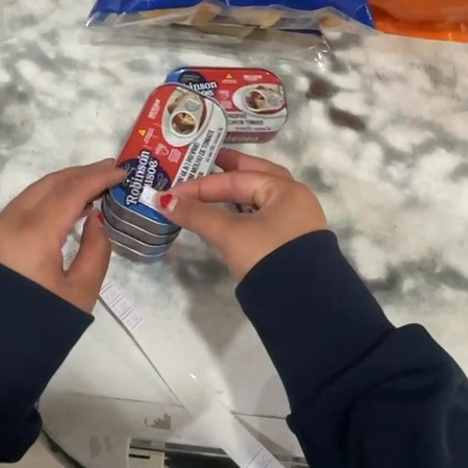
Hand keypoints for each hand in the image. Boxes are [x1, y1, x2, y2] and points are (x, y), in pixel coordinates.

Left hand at [0, 161, 123, 312]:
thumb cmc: (39, 328)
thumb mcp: (80, 294)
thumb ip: (96, 251)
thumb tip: (96, 219)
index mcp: (35, 233)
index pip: (72, 191)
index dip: (99, 177)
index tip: (122, 171)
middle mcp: (12, 221)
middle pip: (51, 184)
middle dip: (82, 173)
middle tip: (110, 170)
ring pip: (35, 191)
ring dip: (64, 183)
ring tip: (92, 184)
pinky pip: (24, 205)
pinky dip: (48, 196)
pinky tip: (66, 204)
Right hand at [156, 150, 326, 281]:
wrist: (303, 306)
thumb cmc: (268, 258)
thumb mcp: (230, 234)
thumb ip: (198, 215)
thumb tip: (164, 201)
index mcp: (285, 190)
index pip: (235, 178)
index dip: (199, 185)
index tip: (170, 193)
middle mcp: (294, 200)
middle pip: (256, 176)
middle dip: (229, 169)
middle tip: (204, 160)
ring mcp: (294, 222)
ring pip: (259, 198)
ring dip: (235, 192)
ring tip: (212, 188)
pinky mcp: (289, 242)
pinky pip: (261, 215)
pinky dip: (242, 210)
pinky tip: (228, 214)